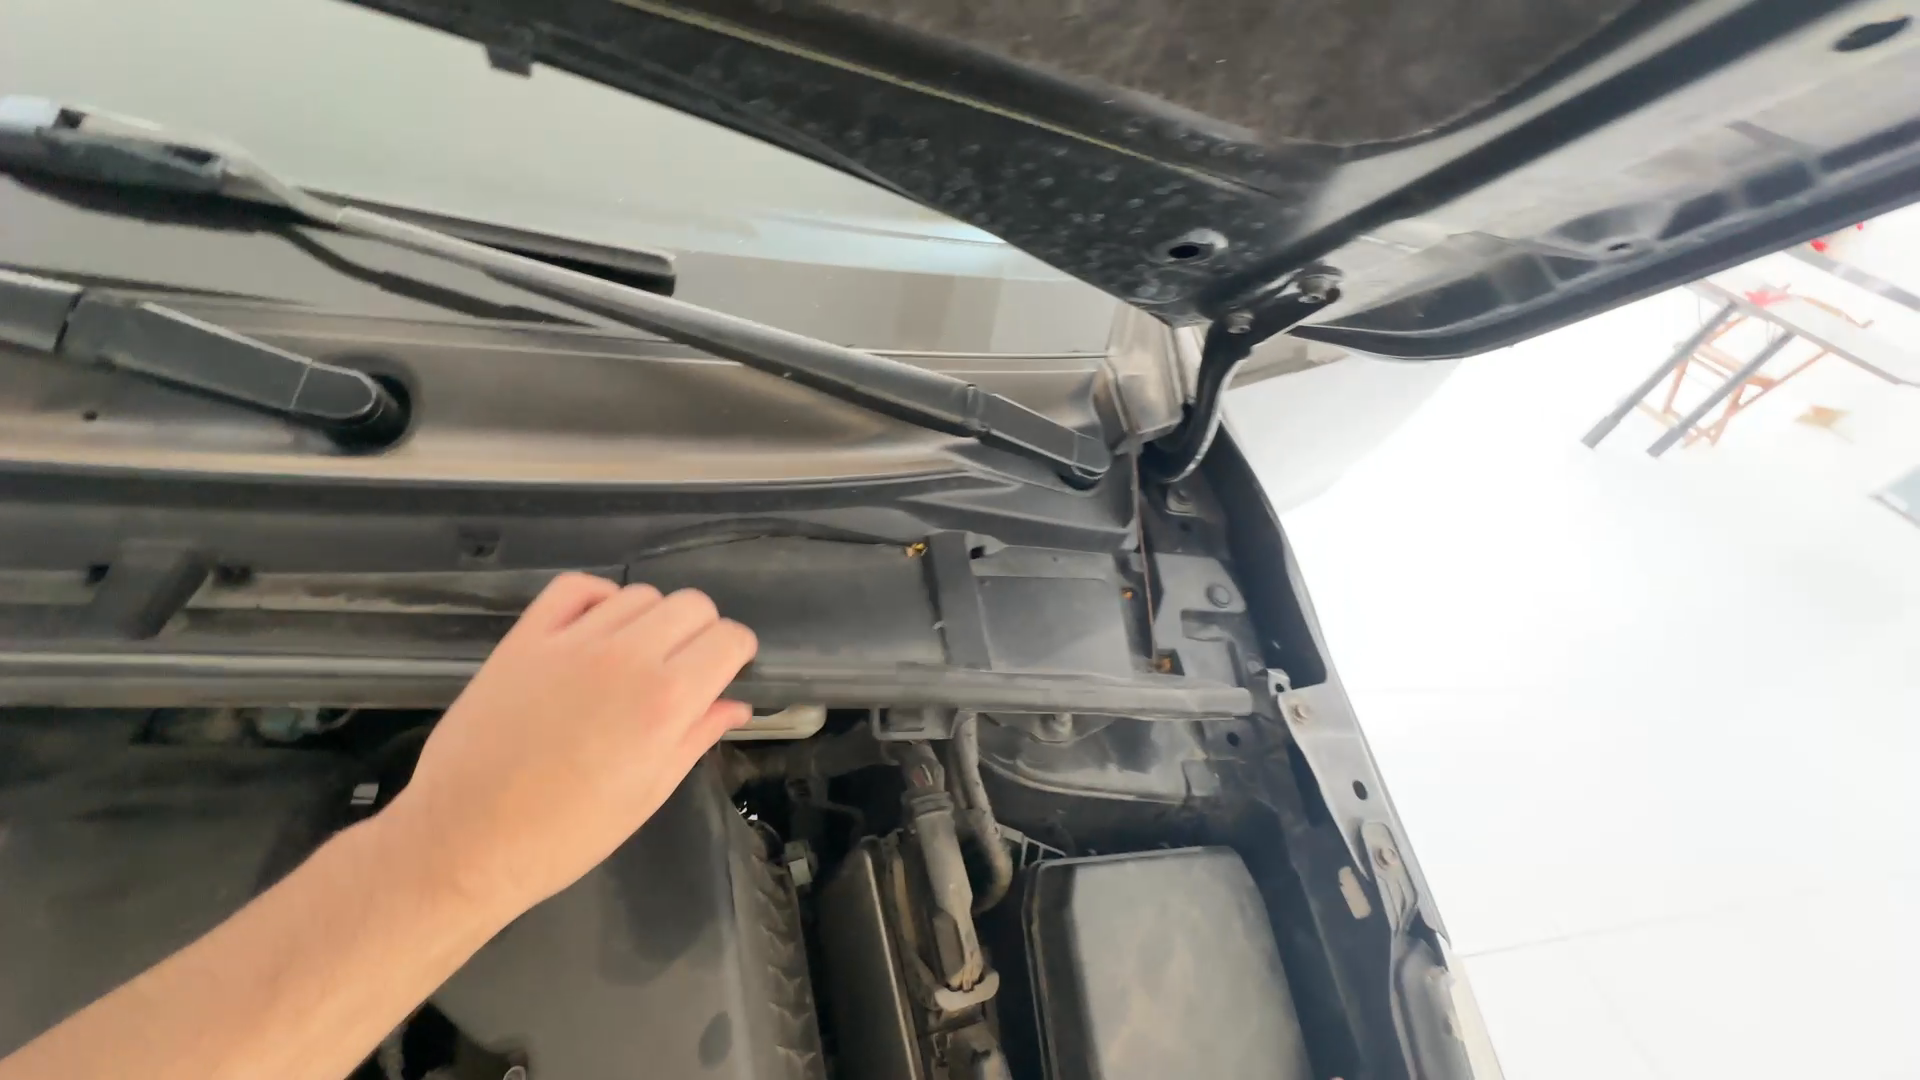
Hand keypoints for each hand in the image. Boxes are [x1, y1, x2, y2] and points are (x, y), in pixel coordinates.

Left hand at [381, 573, 757, 920]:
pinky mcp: (526, 638)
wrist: (463, 843)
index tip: (725, 672)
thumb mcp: (650, 793)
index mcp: (667, 701)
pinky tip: (597, 629)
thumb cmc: (568, 833)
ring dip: (652, 620)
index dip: (737, 654)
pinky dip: (597, 598)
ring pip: (641, 595)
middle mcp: (628, 658)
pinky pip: (577, 587)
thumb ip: (699, 736)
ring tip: (635, 656)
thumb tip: (736, 704)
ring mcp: (573, 642)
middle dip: (702, 632)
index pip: (730, 638)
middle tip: (684, 667)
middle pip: (693, 605)